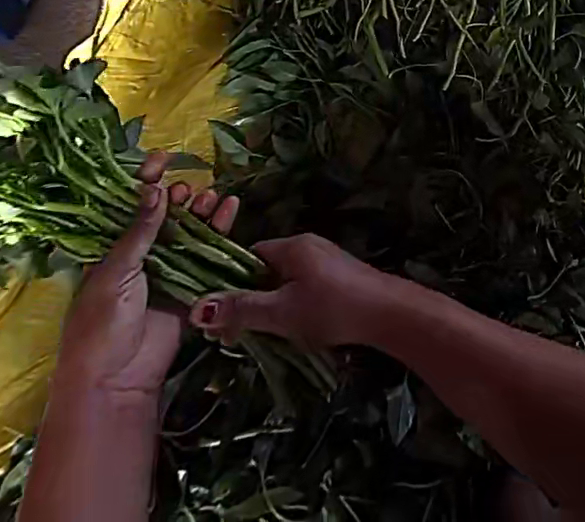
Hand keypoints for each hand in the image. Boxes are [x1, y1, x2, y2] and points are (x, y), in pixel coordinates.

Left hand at [51, 151, 239, 398]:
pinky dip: (220, 229)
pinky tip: (230, 209)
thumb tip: (156, 188)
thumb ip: (140, 232)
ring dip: (201, 210)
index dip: (144, 181)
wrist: (117, 380)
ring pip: (190, 229)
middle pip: (165, 214)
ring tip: (212, 196)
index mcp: (112, 250)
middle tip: (187, 191)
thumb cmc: (101, 325)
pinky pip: (209, 250)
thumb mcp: (115, 273)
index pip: (130, 206)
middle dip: (178, 196)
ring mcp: (169, 268)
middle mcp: (141, 255)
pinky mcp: (193, 283)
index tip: (162, 157)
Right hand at [191, 233, 399, 349]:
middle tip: (234, 334)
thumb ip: (241, 310)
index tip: (216, 313)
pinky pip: (304, 288)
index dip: (229, 282)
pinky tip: (292, 331)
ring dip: (270, 308)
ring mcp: (326, 261)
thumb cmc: (330, 308)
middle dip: (249, 300)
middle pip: (266, 270)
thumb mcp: (280, 312)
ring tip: (261, 337)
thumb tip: (199, 307)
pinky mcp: (339, 277)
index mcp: (292, 246)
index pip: (248, 256)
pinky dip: (292, 307)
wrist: (386, 312)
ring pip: (285, 282)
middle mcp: (308, 246)